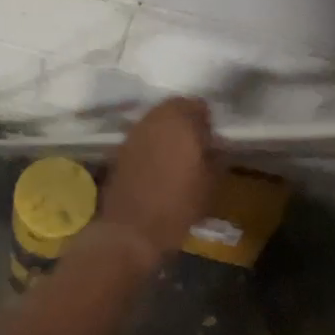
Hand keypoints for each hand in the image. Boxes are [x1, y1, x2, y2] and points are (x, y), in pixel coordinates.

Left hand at [99, 97, 216, 256]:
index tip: (212, 139)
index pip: (197, 105)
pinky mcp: (119, 150)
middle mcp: (153, 120)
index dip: (206, 121)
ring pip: (155, 122)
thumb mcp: (211, 184)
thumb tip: (215, 146)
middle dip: (185, 122)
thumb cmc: (178, 206)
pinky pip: (141, 138)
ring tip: (176, 156)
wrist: (131, 230)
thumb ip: (216, 157)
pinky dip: (151, 146)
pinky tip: (157, 166)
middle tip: (195, 144)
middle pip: (173, 109)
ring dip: (166, 133)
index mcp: (180, 121)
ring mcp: (133, 134)